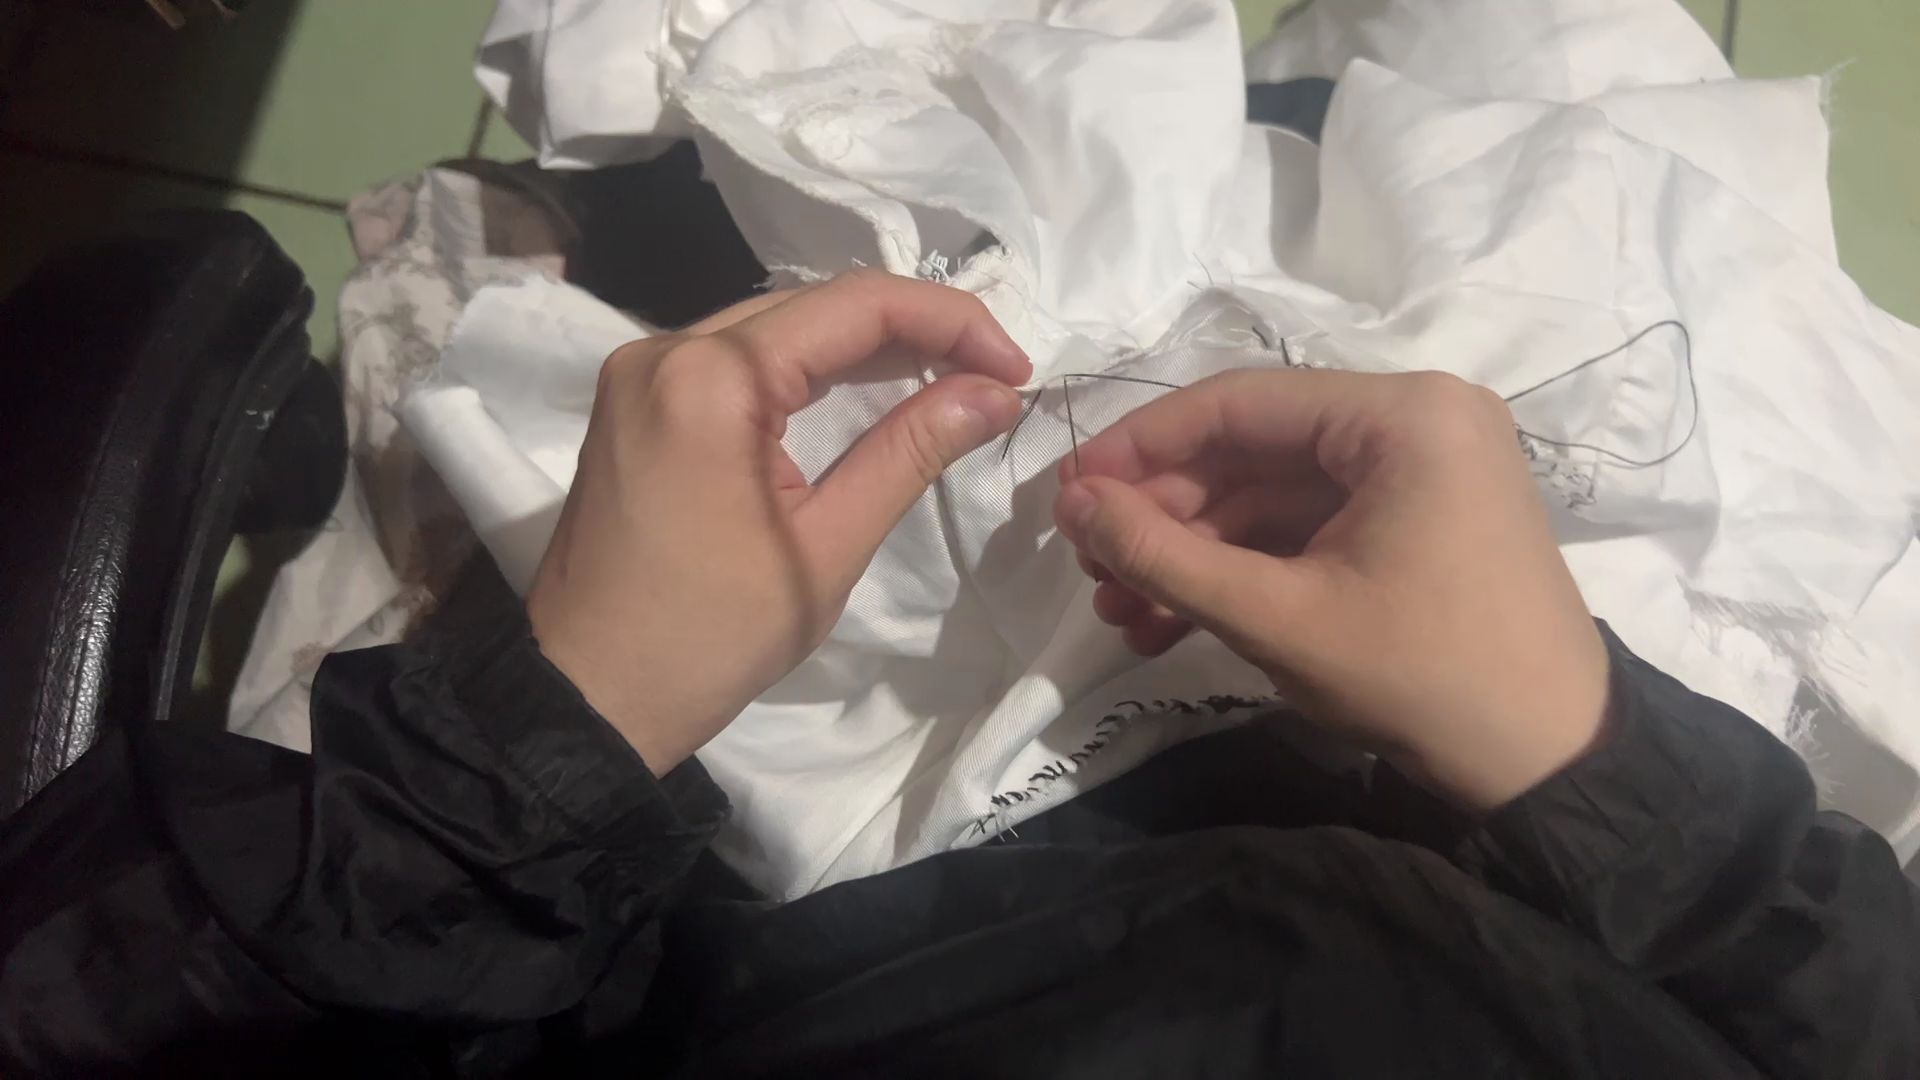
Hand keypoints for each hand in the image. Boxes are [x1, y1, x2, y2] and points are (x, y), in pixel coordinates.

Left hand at [527, 270, 1030, 773]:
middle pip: (817, 307)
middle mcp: (668, 348)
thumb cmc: (712, 636)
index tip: (1014, 368)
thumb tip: (995, 394)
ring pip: (780, 329)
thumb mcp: (829, 546)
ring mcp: (645, 371)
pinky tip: (864, 392)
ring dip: (867, 349)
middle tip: (990, 375)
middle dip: (916, 331)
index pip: (856, 306)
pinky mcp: (641, 401)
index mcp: (713, 378)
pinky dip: (812, 371)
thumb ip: (911, 452)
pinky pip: (743, 361)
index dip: (952, 322)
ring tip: (947, 378)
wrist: (591, 696)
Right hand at [1052, 369, 1608, 810]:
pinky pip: (1286, 532)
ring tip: (1115, 608)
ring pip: (1253, 498)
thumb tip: (1070, 504)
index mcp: (1400, 416)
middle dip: (1157, 515)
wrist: (1548, 772)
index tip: (1069, 491)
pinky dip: (1226, 571)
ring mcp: (1399, 477)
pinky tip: (1162, 621)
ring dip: (1181, 553)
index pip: (1235, 404)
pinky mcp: (1389, 524)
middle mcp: (1403, 425)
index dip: (1138, 445)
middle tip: (1089, 566)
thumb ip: (1160, 554)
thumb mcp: (1274, 616)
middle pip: (1241, 453)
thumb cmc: (1421, 678)